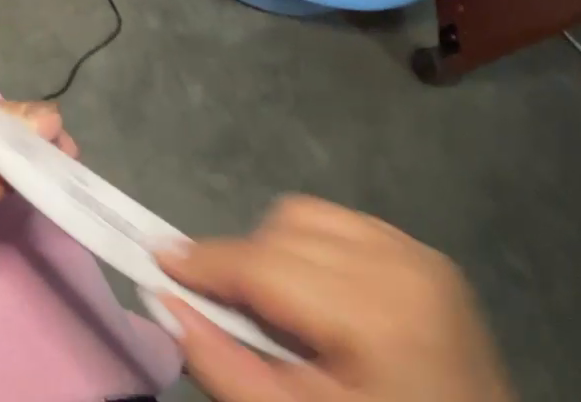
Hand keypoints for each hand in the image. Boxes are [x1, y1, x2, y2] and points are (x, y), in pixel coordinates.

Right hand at [156, 196, 513, 401]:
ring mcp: (419, 256)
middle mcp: (402, 267)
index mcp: (377, 315)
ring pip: (302, 217)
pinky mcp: (425, 256)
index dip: (203, 263)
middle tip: (225, 311)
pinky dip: (308, 247)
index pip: (263, 264)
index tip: (155, 261)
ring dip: (272, 251)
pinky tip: (317, 296)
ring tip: (277, 307)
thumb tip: (161, 299)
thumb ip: (222, 364)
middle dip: (240, 266)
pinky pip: (337, 223)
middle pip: (278, 234)